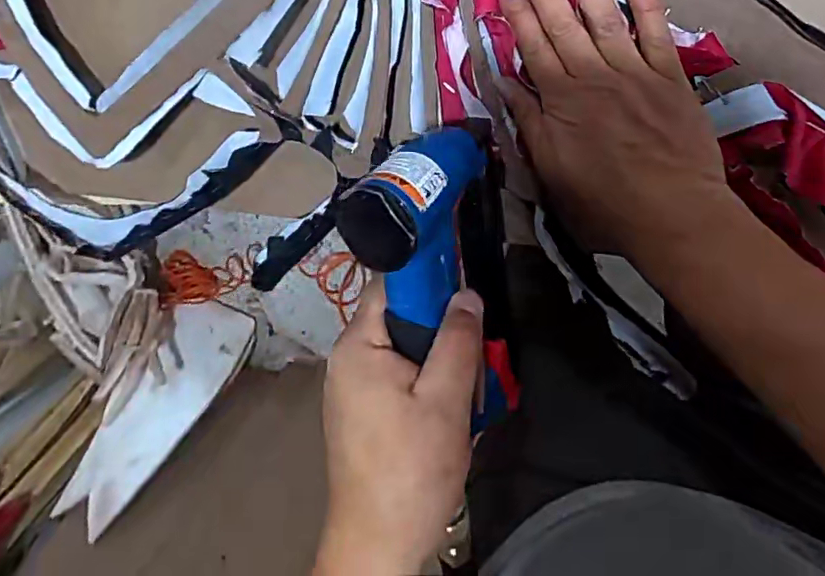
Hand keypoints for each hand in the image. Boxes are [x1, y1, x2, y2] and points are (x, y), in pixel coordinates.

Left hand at [315, 281, 483, 575]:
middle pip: (400, 316)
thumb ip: (458, 340)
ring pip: (404, 348)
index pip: (392, 285)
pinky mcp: (364, 411)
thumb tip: (466, 294)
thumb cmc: (410, 470)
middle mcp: (348, 358)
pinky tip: (450, 407)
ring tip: (468, 385)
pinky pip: (399, 375)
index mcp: (358, 345)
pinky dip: (427, 381)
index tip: (464, 282)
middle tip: (475, 349)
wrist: (378, 547)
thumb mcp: (445, 400)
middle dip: (441, 328)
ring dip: (439, 359)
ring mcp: (353, 387)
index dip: (429, 278)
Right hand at [495, 0, 734, 254]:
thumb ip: (527, 121)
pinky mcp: (670, 76)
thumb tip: (502, 82)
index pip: (532, 43)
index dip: (515, 9)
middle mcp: (593, 74)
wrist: (674, 213)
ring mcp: (634, 71)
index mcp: (561, 98)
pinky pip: (656, 32)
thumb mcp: (550, 169)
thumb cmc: (604, 201)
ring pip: (603, 16)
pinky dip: (646, 3)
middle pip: (561, 21)